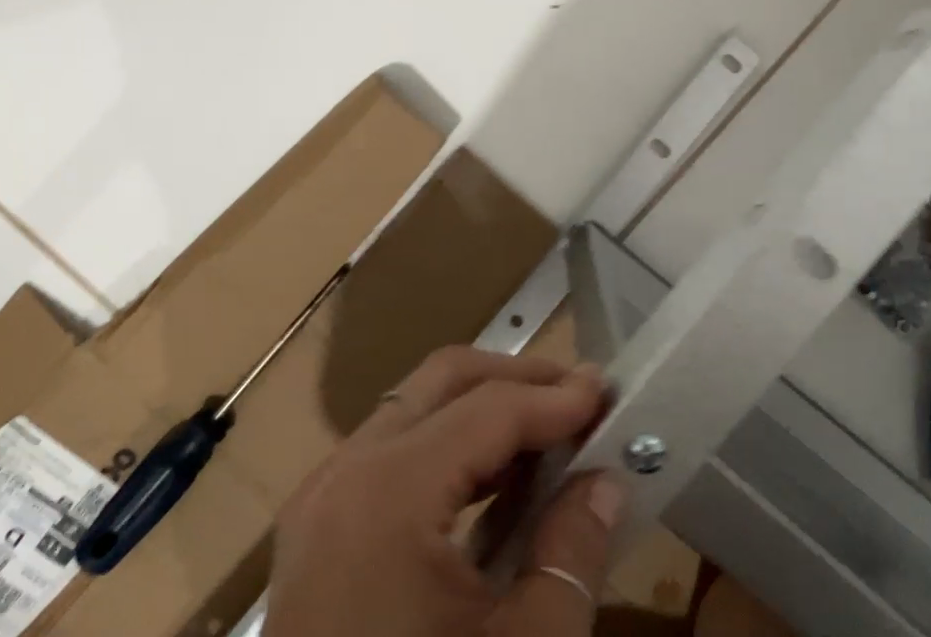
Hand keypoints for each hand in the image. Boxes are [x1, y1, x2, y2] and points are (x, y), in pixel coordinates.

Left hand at [265, 347, 623, 636]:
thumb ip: (570, 552)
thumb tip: (605, 484)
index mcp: (389, 493)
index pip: (489, 409)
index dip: (557, 397)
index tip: (612, 393)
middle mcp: (345, 473)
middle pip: (442, 380)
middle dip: (518, 379)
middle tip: (582, 397)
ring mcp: (322, 499)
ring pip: (413, 409)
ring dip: (484, 409)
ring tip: (552, 433)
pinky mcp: (318, 531)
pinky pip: (390, 453)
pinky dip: (449, 446)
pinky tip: (498, 482)